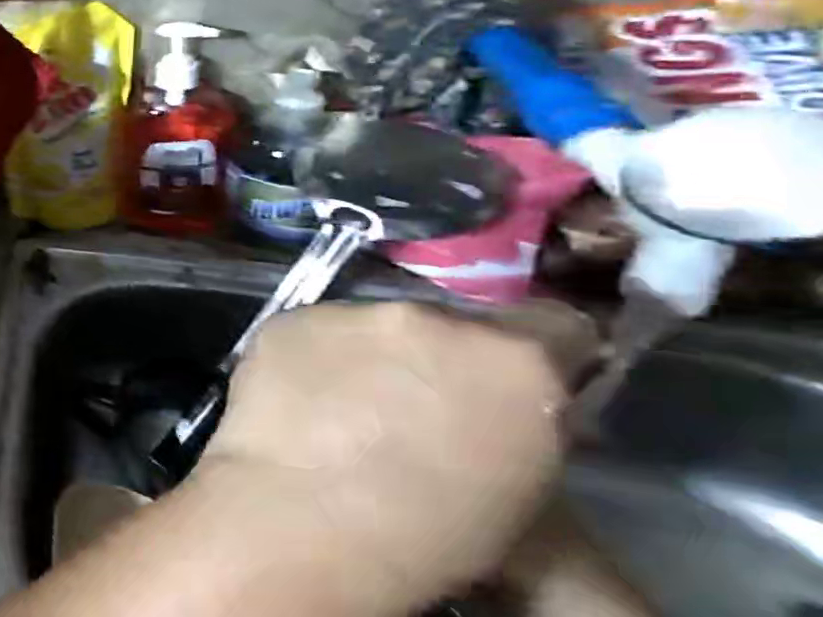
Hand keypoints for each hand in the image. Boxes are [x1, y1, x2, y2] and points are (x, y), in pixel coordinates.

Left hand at [203, 302, 569, 610]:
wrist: (305, 512)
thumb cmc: (436, 530)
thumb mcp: (536, 498)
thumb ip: (536, 429)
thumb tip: (523, 412)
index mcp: (512, 358)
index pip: (556, 325)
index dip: (548, 353)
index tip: (527, 381)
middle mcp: (425, 316)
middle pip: (452, 326)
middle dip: (449, 360)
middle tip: (433, 409)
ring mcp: (345, 311)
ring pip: (377, 327)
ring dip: (380, 356)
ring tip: (362, 409)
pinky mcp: (285, 319)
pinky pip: (315, 334)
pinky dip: (320, 358)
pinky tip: (310, 402)